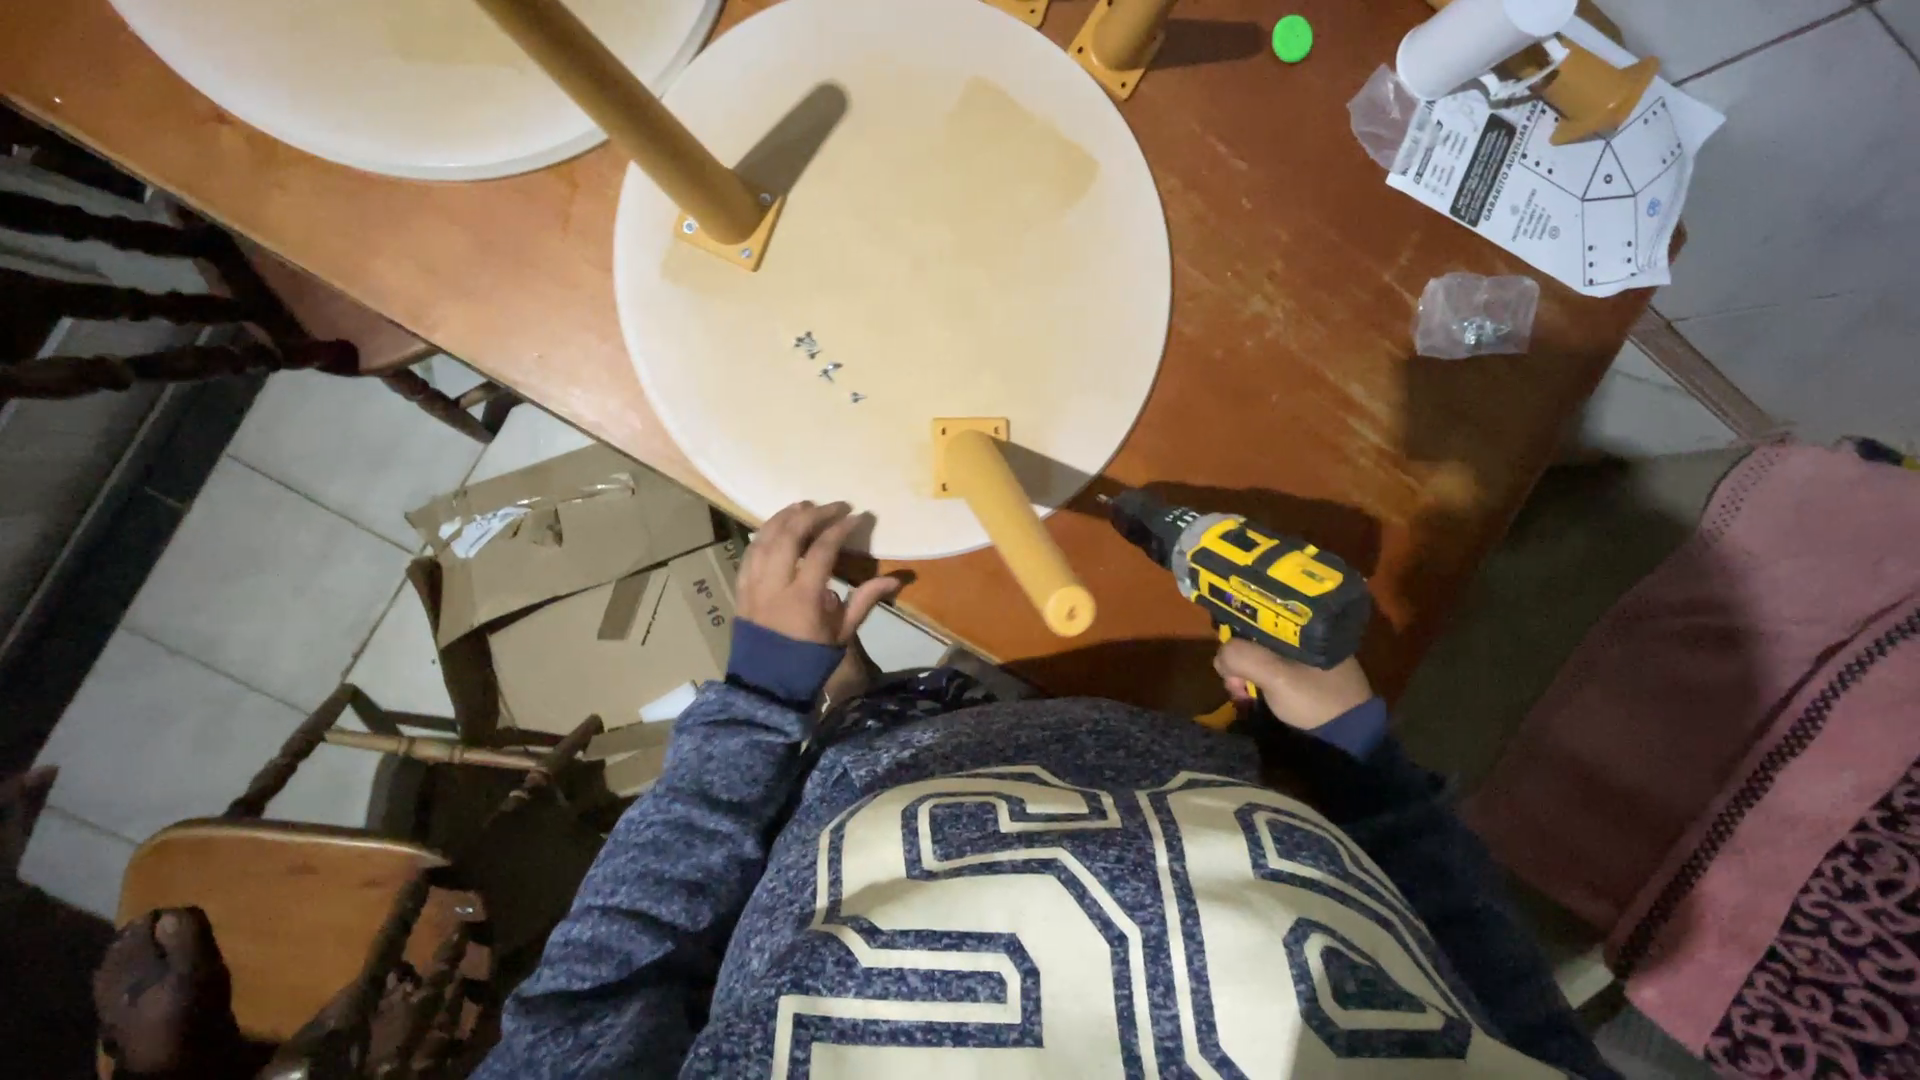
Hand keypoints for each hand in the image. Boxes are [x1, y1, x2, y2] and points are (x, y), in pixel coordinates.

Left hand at [738, 501, 898, 645]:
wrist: (767, 684)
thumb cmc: (809, 660)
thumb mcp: (842, 632)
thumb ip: (865, 600)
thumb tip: (896, 579)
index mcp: (802, 597)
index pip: (822, 549)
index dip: (840, 528)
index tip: (856, 516)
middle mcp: (774, 584)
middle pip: (790, 535)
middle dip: (814, 514)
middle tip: (834, 506)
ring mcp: (753, 585)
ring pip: (765, 538)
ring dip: (785, 517)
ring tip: (805, 506)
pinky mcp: (741, 588)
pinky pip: (749, 553)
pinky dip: (764, 535)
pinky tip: (776, 527)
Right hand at [1213, 639, 1373, 730]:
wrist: (1349, 736)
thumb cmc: (1315, 699)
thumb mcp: (1275, 675)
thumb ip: (1242, 657)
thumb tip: (1221, 656)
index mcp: (1302, 625)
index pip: (1254, 616)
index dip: (1235, 636)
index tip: (1231, 664)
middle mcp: (1301, 635)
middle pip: (1252, 637)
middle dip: (1238, 662)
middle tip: (1238, 687)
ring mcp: (1302, 655)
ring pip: (1257, 655)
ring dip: (1243, 676)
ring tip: (1244, 697)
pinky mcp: (1303, 674)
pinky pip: (1268, 668)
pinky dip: (1256, 681)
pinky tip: (1253, 698)